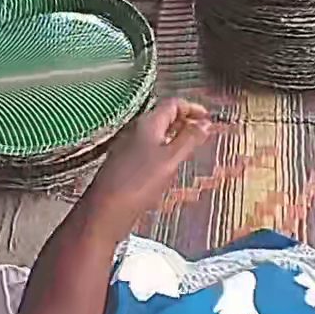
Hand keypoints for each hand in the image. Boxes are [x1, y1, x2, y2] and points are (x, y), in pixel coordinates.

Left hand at [80, 99, 214, 235]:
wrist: (107, 209)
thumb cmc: (139, 182)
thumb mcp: (171, 159)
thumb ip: (189, 139)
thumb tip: (205, 123)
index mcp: (148, 124)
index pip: (173, 104)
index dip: (192, 108)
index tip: (208, 118)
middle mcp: (136, 131)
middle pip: (163, 117)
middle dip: (184, 122)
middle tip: (202, 132)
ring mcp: (128, 147)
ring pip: (156, 135)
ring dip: (175, 137)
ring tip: (190, 148)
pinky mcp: (125, 164)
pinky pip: (148, 150)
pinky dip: (164, 152)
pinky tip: (170, 166)